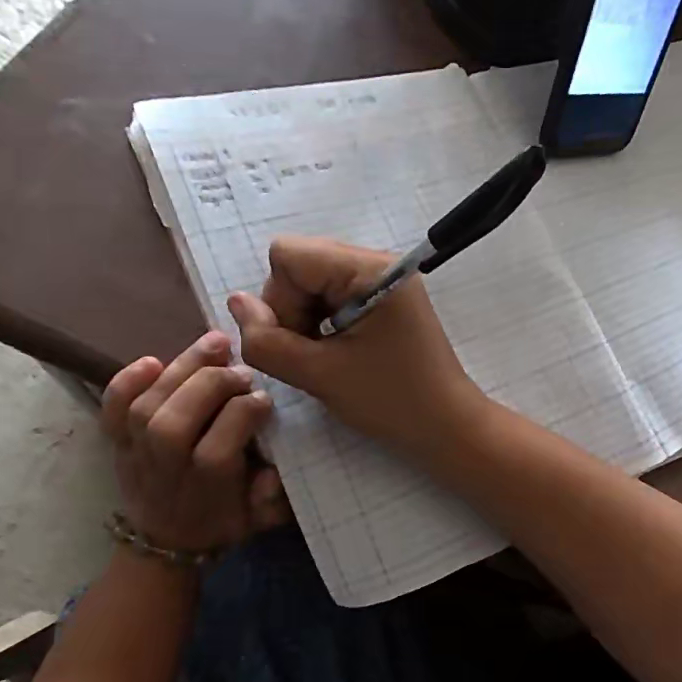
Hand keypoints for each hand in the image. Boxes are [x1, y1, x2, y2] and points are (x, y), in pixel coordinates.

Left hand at [101, 331, 289, 554]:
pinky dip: (125, 382)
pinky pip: (112, 409)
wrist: (165, 542)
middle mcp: (165, 470)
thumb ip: (272, 500)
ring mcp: (136, 453)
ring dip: (181, 368)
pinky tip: (153, 360)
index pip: (218, 449)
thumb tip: (274, 471)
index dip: (244, 415)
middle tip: (241, 369)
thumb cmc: (220, 521)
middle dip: (212, 385)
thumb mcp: (258, 520)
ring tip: (214, 345)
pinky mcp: (117, 440)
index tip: (265, 399)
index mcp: (205, 491)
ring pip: (148, 407)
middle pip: (176, 421)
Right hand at [227, 236, 487, 453]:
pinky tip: (337, 352)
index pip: (288, 254)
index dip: (277, 299)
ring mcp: (383, 277)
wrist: (447, 427)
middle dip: (291, 310)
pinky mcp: (384, 297)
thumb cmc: (390, 402)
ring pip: (312, 281)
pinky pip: (332, 295)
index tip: (297, 342)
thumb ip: (267, 340)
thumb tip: (234, 302)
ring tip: (326, 358)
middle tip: (310, 356)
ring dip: (304, 319)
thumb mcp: (319, 375)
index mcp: (368, 269)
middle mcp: (376, 261)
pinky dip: (322, 322)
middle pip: (299, 265)